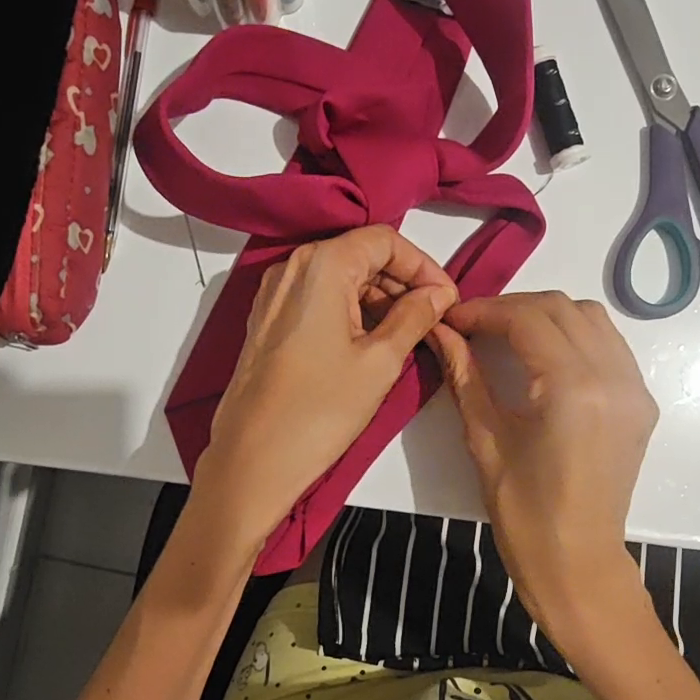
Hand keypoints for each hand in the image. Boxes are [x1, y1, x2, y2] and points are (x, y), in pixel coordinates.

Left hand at [195, 225, 457, 541]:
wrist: (253, 458)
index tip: (447, 300)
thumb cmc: (319, 410)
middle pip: (360, 255)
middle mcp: (292, 268)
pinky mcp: (268, 322)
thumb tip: (438, 294)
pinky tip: (371, 344)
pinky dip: (350, 312)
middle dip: (402, 283)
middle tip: (433, 320)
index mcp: (321, 265)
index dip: (423, 266)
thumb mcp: (380, 361)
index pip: (385, 241)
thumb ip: (414, 317)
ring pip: (339, 279)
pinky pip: (317, 300)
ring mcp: (274, 295)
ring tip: (408, 337)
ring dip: (378, 300)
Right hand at [429, 292, 658, 639]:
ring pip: (591, 319)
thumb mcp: (486, 440)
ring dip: (546, 316)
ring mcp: (634, 389)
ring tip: (506, 335)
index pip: (528, 319)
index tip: (453, 319)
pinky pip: (609, 346)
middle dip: (512, 308)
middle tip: (473, 326)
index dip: (485, 310)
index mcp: (573, 388)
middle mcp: (614, 377)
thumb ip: (465, 377)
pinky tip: (544, 357)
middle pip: (561, 308)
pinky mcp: (640, 403)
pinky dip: (574, 336)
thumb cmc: (523, 512)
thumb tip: (441, 332)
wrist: (577, 561)